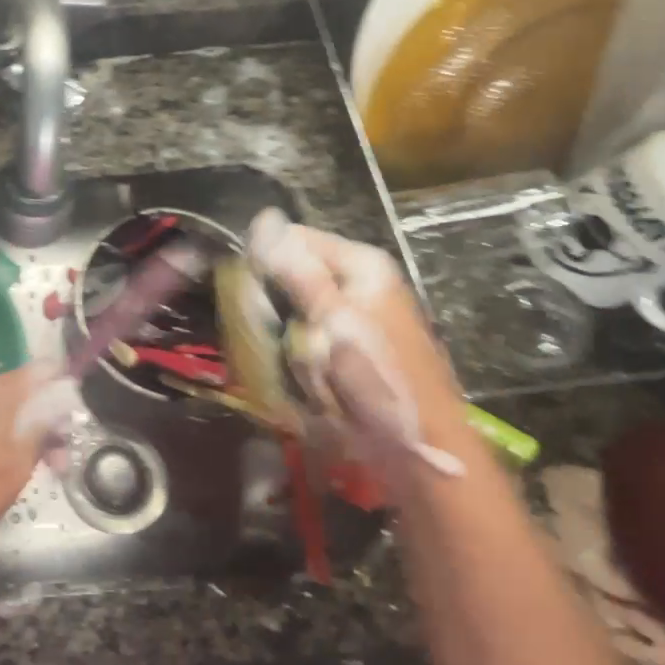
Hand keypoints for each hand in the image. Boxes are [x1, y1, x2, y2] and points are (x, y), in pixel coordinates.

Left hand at [0, 365, 48, 552]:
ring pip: (3, 412)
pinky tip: (3, 472)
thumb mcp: (19, 460)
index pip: (43, 371)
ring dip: (24, 436)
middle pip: (23, 393)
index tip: (74, 423)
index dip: (64, 391)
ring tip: (35, 473)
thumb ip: (43, 425)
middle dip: (46, 422)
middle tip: (58, 463)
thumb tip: (60, 397)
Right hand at [246, 209, 468, 481]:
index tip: (245, 292)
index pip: (291, 238)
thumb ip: (296, 270)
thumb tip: (263, 218)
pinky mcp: (350, 343)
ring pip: (292, 304)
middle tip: (261, 330)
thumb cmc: (377, 378)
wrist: (418, 447)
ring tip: (277, 354)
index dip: (263, 260)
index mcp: (360, 265)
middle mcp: (359, 281)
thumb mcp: (331, 320)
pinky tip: (291, 367)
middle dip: (269, 298)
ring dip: (277, 327)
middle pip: (291, 271)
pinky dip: (292, 347)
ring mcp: (356, 312)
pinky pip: (304, 331)